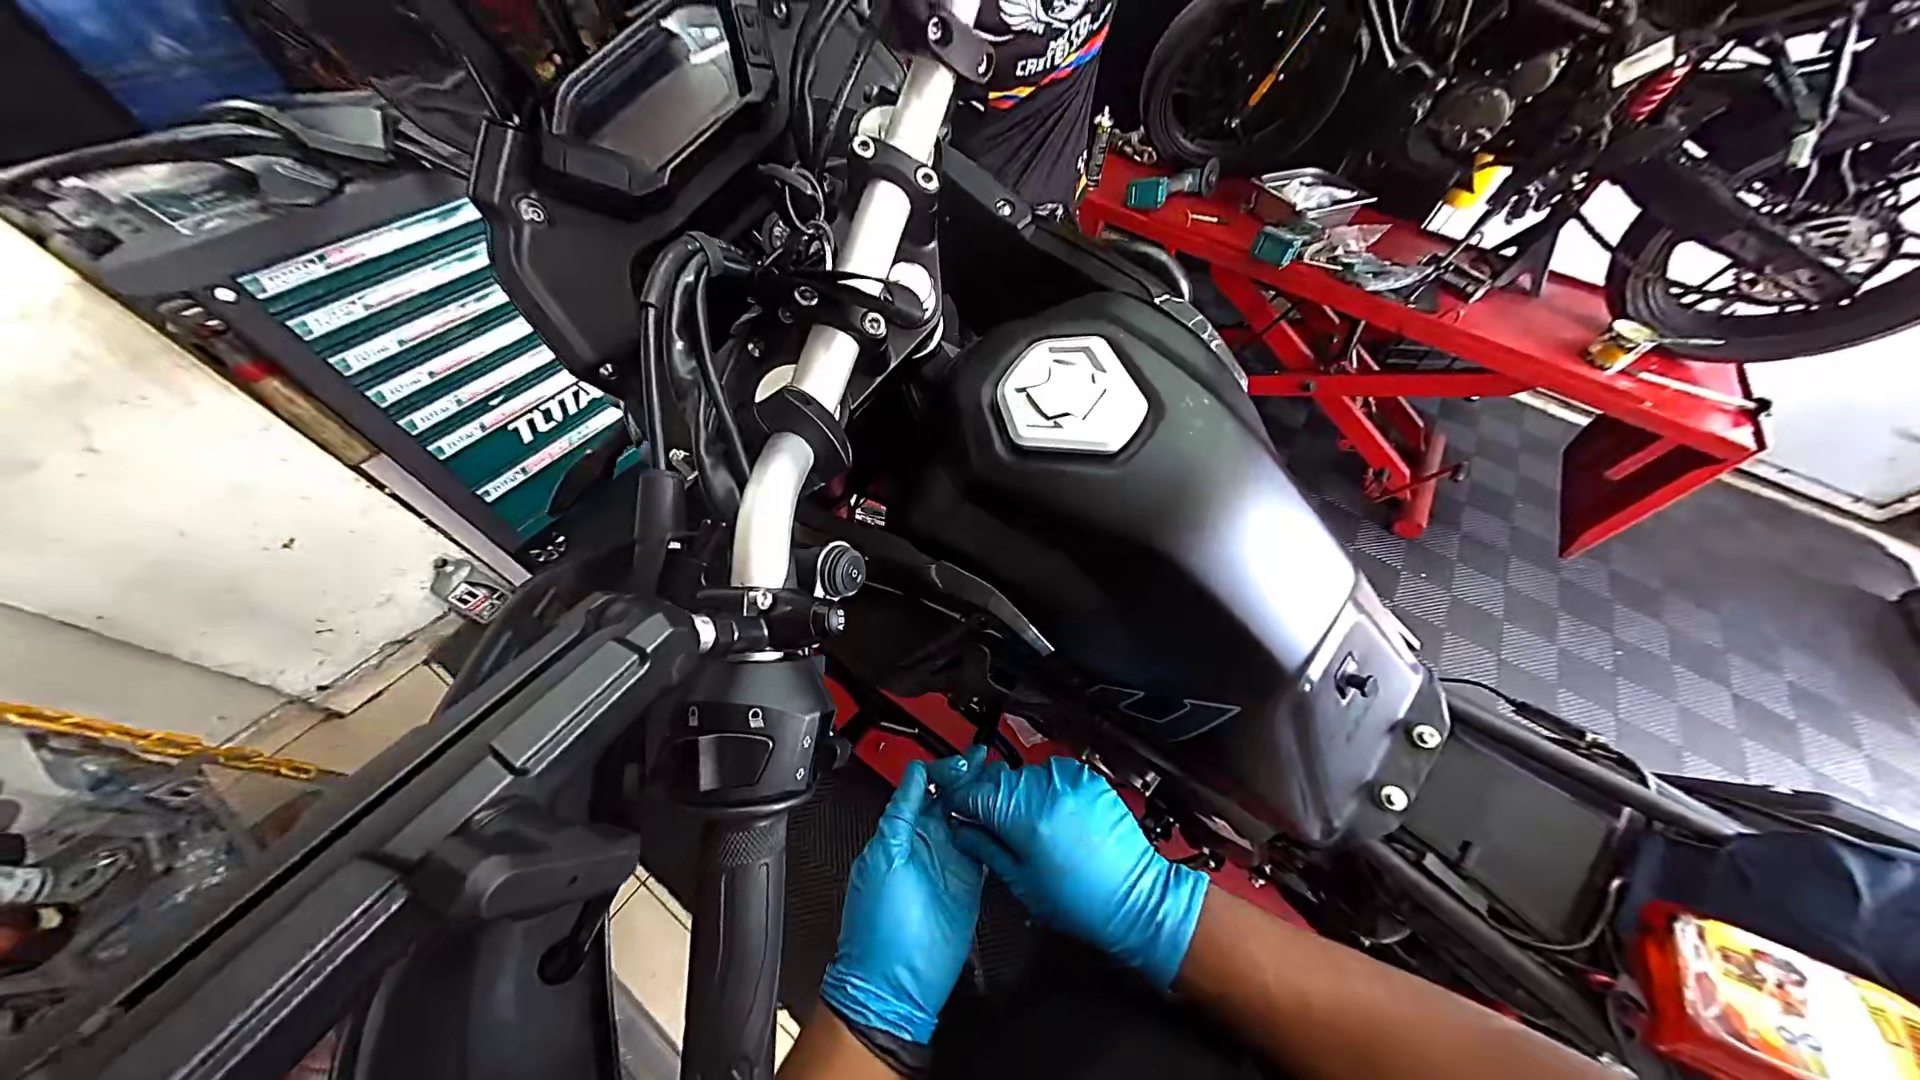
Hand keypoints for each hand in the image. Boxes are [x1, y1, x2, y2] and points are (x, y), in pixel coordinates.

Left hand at [818, 748, 987, 1043]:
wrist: (894, 985)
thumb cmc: (878, 927)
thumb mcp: (884, 856)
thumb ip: (900, 812)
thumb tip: (912, 772)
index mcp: (901, 831)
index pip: (924, 788)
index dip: (943, 770)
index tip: (962, 760)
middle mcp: (926, 843)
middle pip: (949, 799)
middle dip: (967, 777)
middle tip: (986, 761)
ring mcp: (948, 862)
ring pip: (968, 818)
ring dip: (982, 799)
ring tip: (1000, 780)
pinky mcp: (968, 883)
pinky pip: (983, 848)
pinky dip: (994, 831)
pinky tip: (1003, 816)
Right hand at [941, 757, 1207, 987]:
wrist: (1137, 898)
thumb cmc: (1084, 902)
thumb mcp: (1022, 883)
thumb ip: (986, 847)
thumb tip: (961, 829)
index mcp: (1025, 816)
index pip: (974, 791)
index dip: (961, 801)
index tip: (958, 810)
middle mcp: (1046, 789)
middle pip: (997, 778)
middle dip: (988, 796)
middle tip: (989, 820)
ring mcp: (1069, 779)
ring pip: (1023, 773)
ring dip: (1017, 791)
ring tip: (1028, 822)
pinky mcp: (1087, 777)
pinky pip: (1051, 771)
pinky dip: (1044, 786)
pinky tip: (1051, 812)